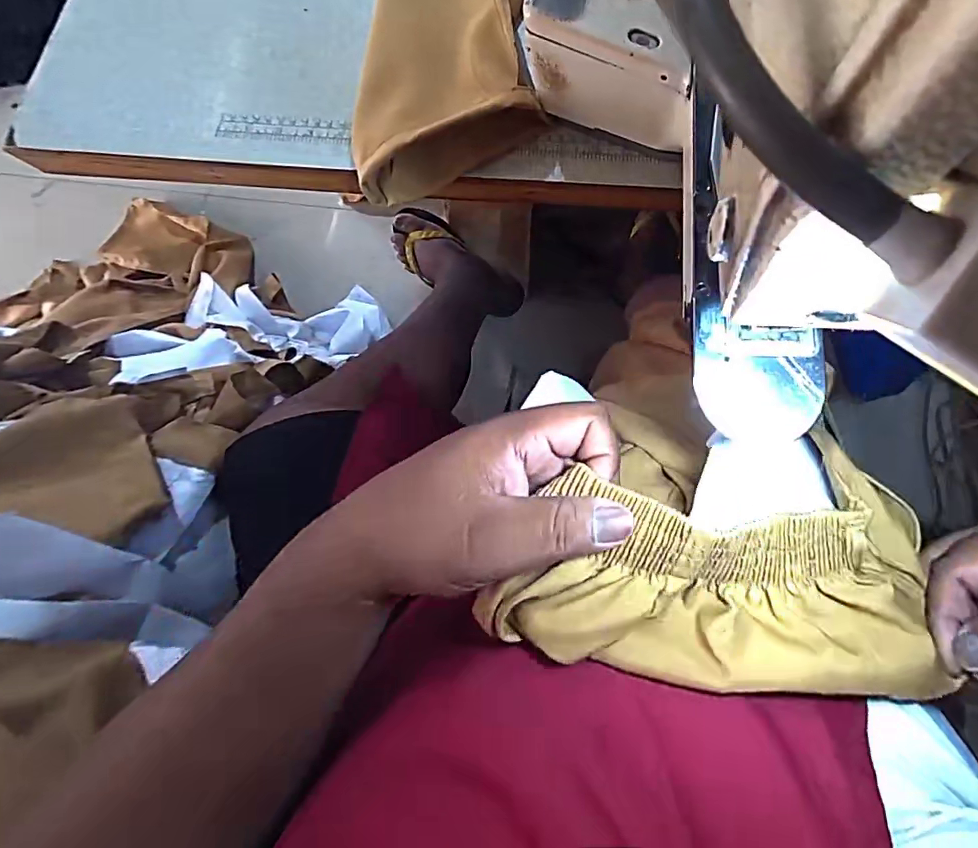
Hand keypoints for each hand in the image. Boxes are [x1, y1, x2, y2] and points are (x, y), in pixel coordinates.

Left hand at [267, 404, 632, 602]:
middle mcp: (513, 440)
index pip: (591, 420)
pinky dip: (542, 521)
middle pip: (580, 448)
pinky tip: (524, 551)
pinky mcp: (488, 488)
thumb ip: (562, 526)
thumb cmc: (422, 538)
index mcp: (517, 434)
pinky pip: (537, 493)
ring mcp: (499, 464)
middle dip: (586, 494)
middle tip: (568, 539)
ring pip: (560, 475)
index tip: (587, 507)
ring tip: (545, 550)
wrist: (350, 557)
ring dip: (564, 513)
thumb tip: (628, 518)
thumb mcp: (496, 539)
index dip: (604, 459)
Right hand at [924, 516, 977, 717]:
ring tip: (960, 659)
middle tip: (946, 659)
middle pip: (947, 565)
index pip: (949, 568)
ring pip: (963, 580)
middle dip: (938, 609)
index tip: (953, 667)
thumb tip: (956, 649)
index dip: (941, 615)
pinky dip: (976, 621)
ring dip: (955, 617)